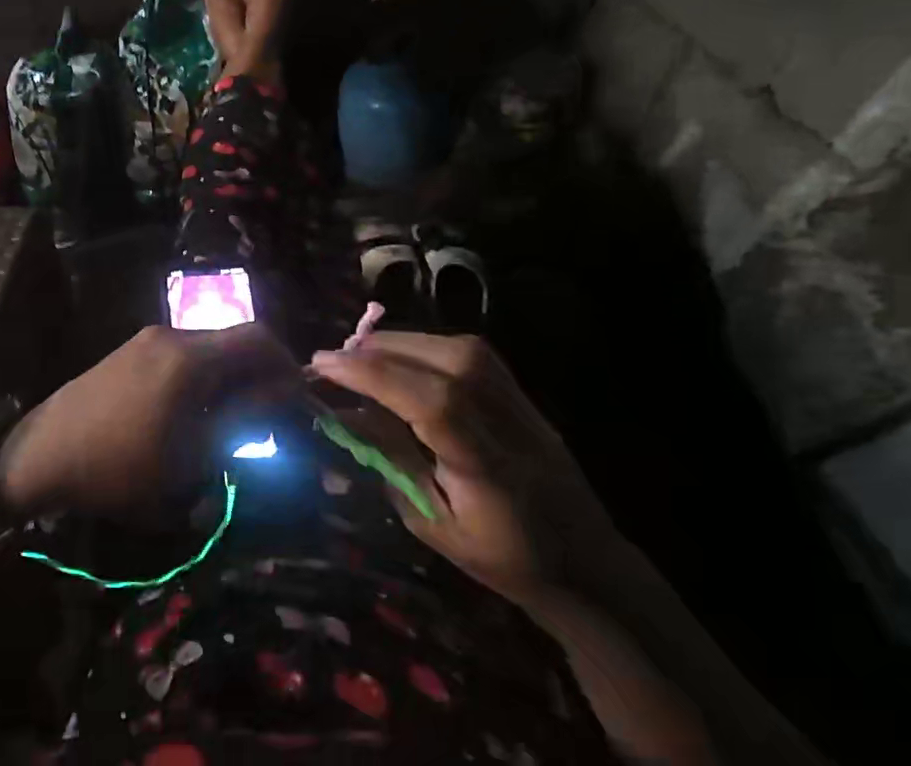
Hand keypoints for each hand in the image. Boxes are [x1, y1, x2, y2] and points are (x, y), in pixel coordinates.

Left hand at [0, 324, 298, 523]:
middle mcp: (169, 335)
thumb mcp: (192, 457)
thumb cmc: (121, 468)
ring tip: (231, 422)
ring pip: (207, 349)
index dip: (288, 368)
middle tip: (268, 419)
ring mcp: (144, 340)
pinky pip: (180, 355)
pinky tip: (192, 415)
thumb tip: (284, 393)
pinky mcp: (127, 352)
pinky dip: (201, 377)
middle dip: (260, 375)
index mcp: (189, 357)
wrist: (42, 456)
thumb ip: (243, 418)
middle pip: (234, 340)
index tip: (297, 406)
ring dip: (229, 377)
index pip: (259, 339)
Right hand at [310, 333, 621, 606]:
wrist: (589, 568)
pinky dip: (428, 345)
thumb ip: (389, 462)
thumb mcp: (431, 523)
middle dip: (380, 350)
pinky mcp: (525, 398)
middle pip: (448, 362)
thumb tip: (343, 415)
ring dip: (402, 342)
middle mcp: (511, 426)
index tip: (321, 365)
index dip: (373, 376)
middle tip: (331, 358)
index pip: (432, 403)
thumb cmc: (502, 559)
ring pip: (462, 349)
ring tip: (359, 354)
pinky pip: (475, 354)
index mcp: (488, 470)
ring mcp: (525, 407)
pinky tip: (401, 357)